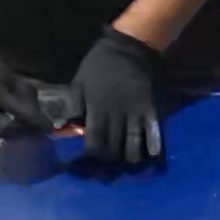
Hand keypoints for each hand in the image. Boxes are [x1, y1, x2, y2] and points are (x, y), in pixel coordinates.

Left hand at [73, 27, 162, 163]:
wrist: (125, 49)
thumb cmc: (98, 66)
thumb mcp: (79, 82)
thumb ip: (75, 106)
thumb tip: (67, 127)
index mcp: (96, 108)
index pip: (94, 140)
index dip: (93, 156)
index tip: (91, 164)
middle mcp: (115, 114)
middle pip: (114, 147)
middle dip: (111, 162)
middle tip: (109, 170)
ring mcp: (134, 112)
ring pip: (133, 143)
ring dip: (131, 158)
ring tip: (128, 166)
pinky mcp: (149, 109)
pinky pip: (152, 130)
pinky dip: (153, 144)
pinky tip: (151, 155)